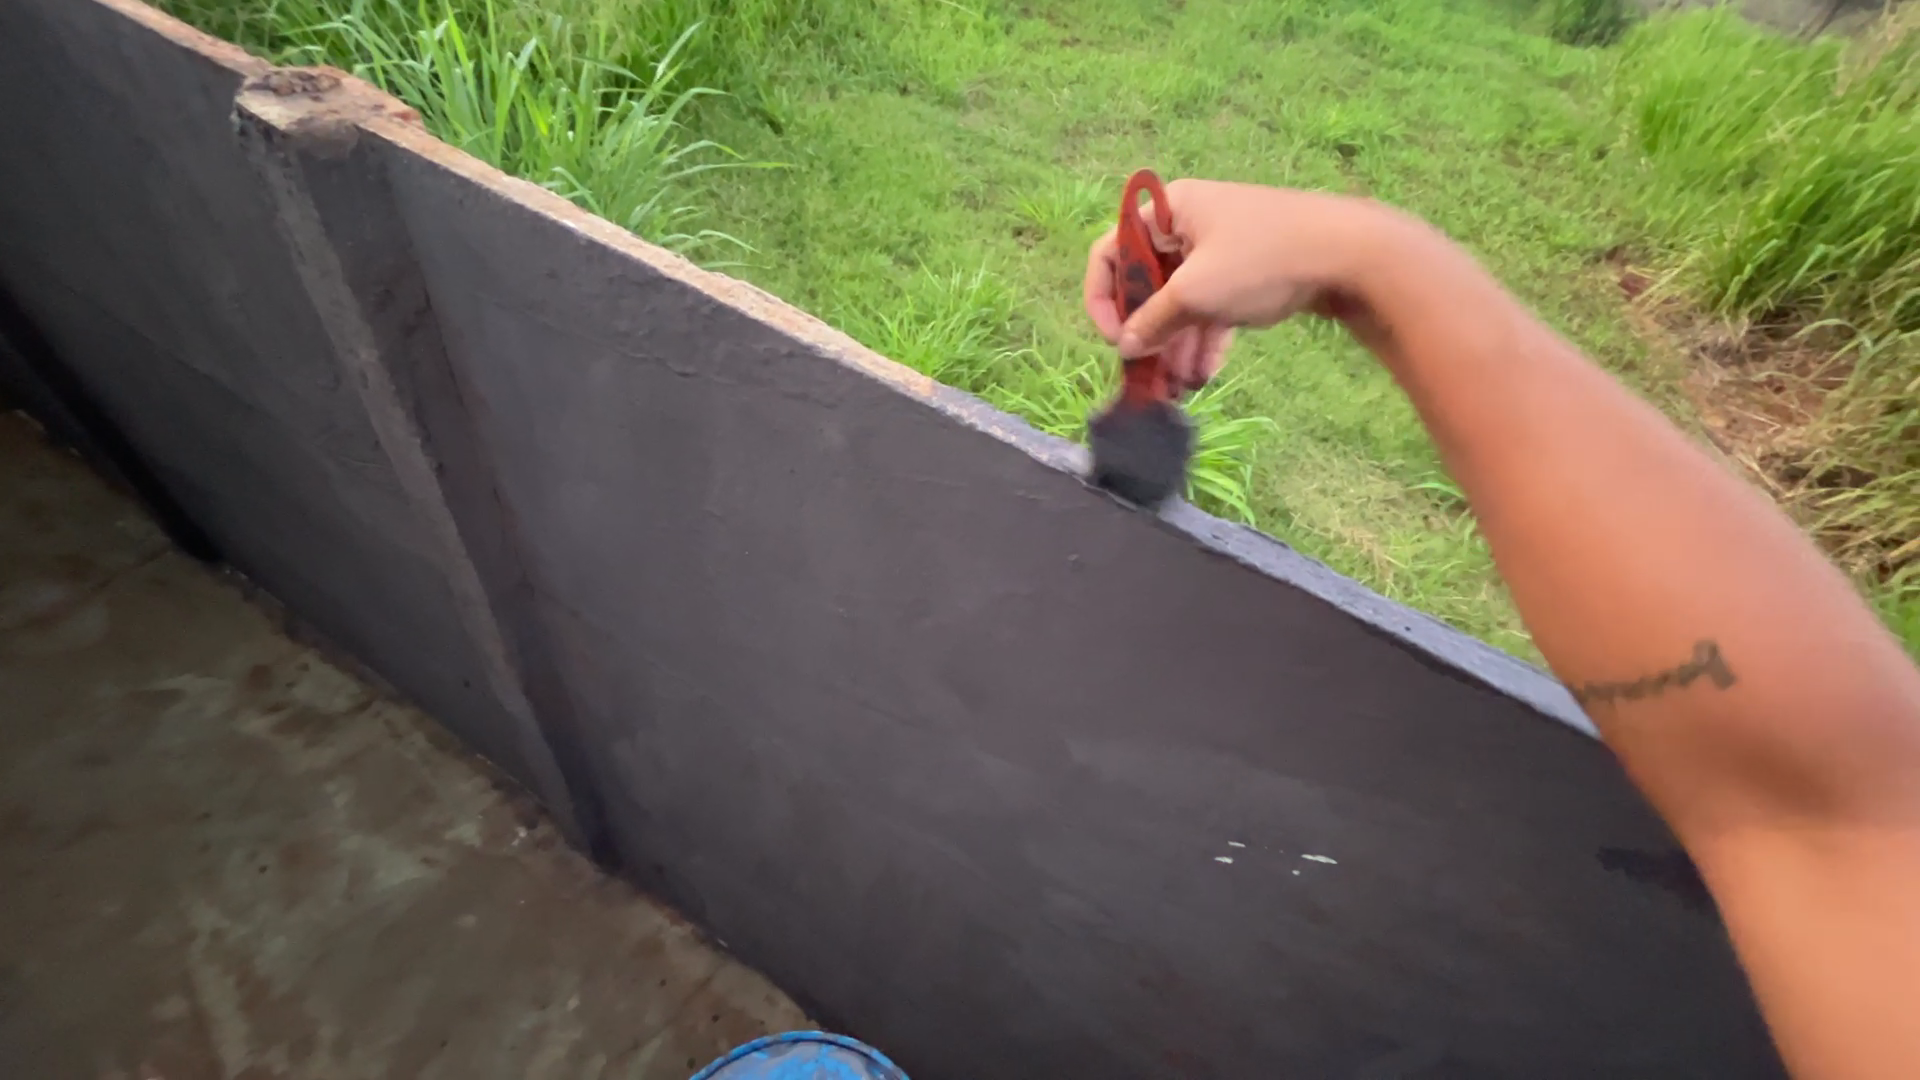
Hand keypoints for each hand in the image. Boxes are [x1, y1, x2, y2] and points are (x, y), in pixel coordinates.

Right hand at [1082, 180, 1406, 379]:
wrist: (1351, 256)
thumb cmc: (1261, 260)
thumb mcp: (1194, 293)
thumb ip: (1152, 321)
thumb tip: (1125, 346)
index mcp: (1167, 212)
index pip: (1110, 253)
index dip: (1102, 298)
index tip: (1114, 338)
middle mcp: (1187, 226)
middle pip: (1144, 285)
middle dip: (1145, 335)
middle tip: (1145, 374)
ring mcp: (1216, 251)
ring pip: (1178, 304)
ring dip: (1174, 347)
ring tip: (1177, 389)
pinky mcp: (1241, 274)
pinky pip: (1208, 309)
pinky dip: (1203, 340)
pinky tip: (1204, 376)